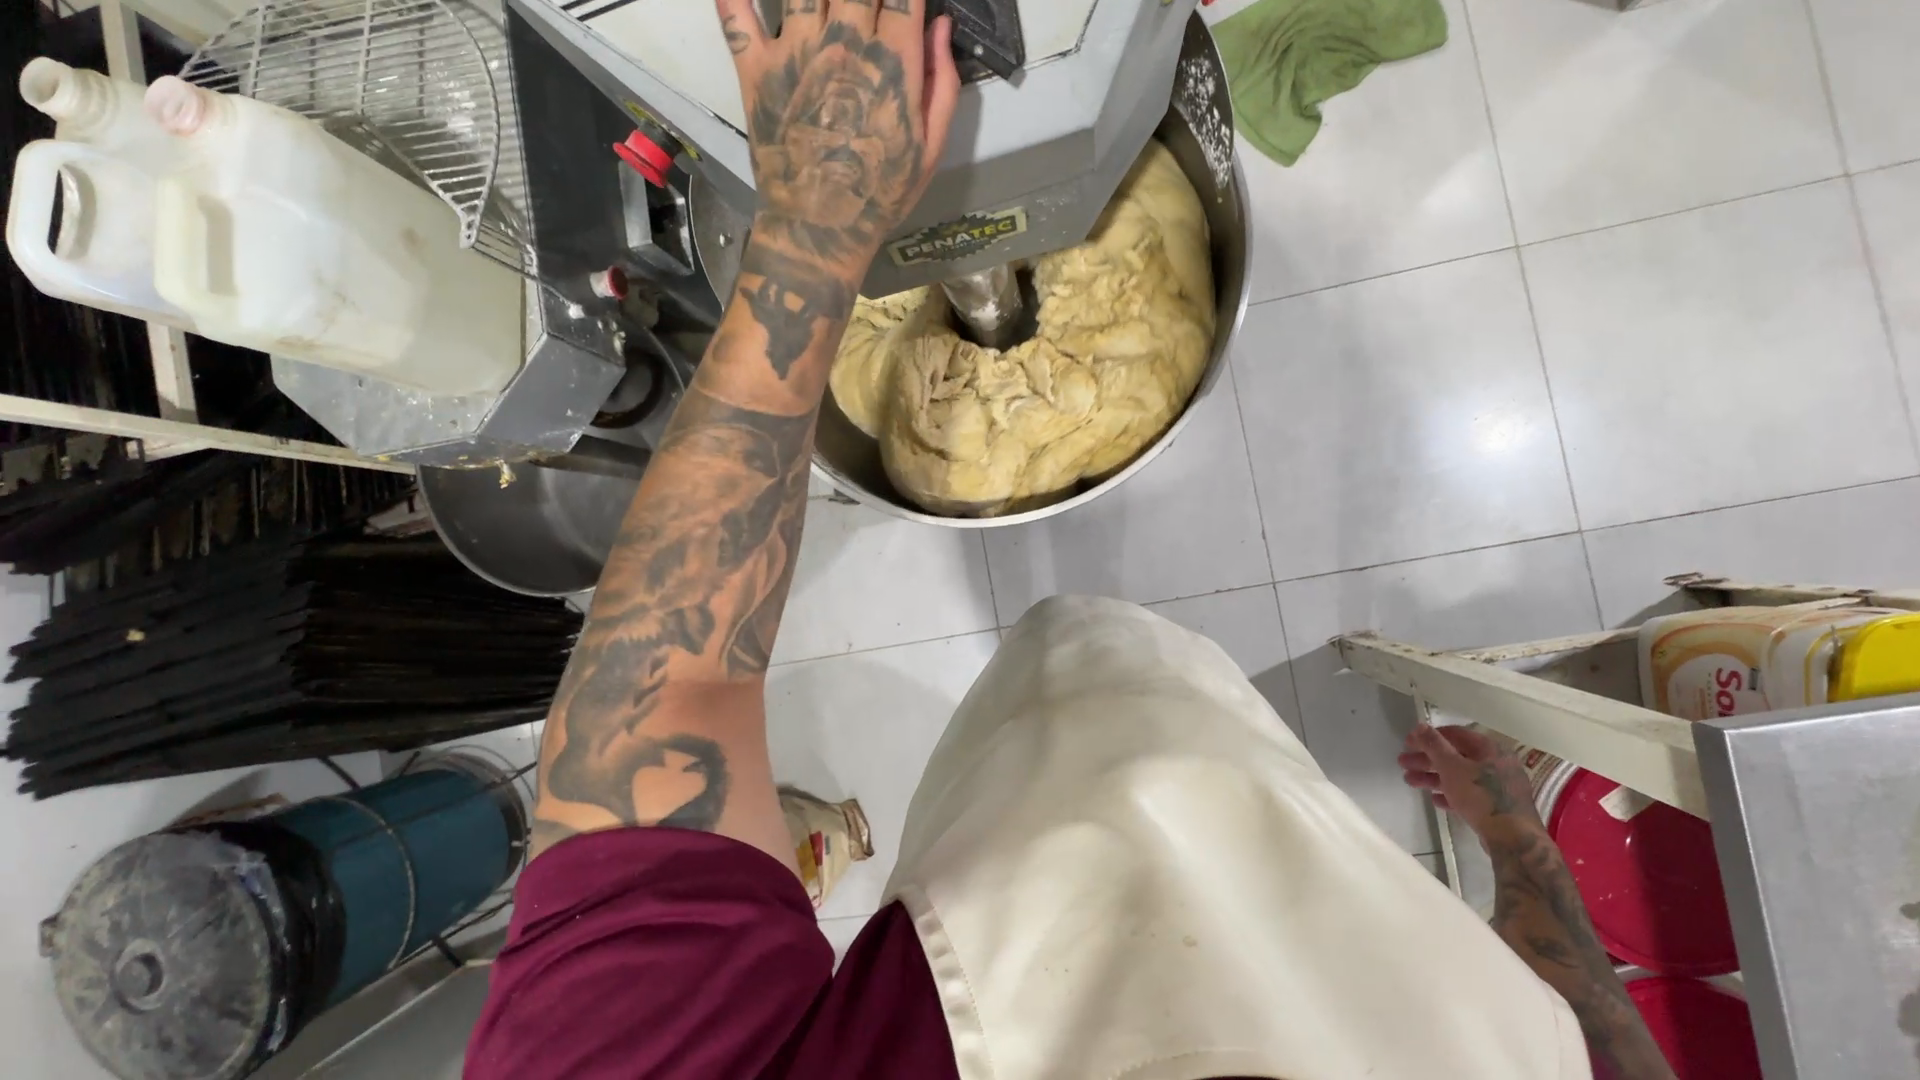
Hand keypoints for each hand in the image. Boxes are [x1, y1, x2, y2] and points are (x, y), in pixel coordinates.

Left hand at [719, 0, 961, 275]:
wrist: (820, 228)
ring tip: (822, 1)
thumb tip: (940, 25)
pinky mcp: (756, 66)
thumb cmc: (880, 193)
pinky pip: (736, 13)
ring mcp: (795, 48)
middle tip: (863, 4)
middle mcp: (843, 41)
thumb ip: (942, 83)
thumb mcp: (930, 149)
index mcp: (892, 61)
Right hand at [1398, 724, 1545, 845]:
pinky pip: (1468, 794)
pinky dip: (1450, 793)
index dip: (1429, 736)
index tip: (1408, 742)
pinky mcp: (1495, 806)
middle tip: (1403, 763)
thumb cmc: (1481, 796)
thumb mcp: (1452, 766)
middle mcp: (1496, 764)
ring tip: (1410, 781)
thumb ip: (1434, 745)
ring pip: (1459, 776)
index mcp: (1490, 749)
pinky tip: (1435, 799)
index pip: (1455, 734)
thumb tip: (1420, 726)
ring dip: (1433, 776)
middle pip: (1455, 756)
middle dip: (1427, 759)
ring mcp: (1498, 787)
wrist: (1512, 839)